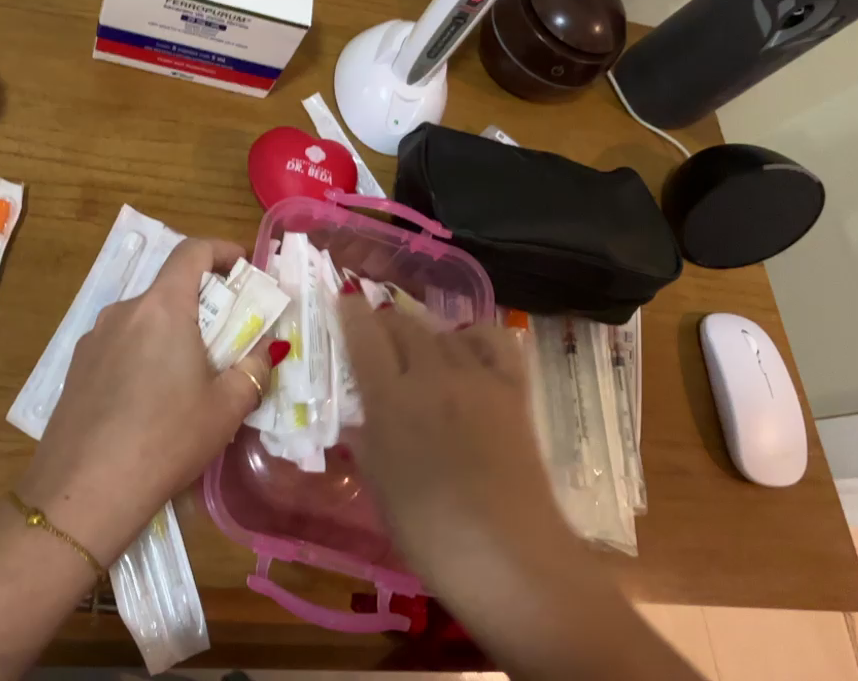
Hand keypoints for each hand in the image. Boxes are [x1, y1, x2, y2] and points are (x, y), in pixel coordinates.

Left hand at [18, 238, 275, 564]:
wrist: (83, 491)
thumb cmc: (166, 439)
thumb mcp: (225, 408)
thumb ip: (252, 370)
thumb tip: (266, 350)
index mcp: (162, 307)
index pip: (191, 251)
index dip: (221, 249)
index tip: (243, 266)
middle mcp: (124, 311)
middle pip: (168, 288)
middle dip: (203, 302)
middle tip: (229, 336)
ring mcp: (94, 338)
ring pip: (144, 319)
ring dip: (172, 331)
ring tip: (191, 376)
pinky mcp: (77, 367)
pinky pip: (121, 345)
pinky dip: (144, 353)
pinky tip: (151, 401)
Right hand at [338, 293, 577, 604]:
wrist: (508, 559)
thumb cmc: (429, 532)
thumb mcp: (379, 485)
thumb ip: (364, 441)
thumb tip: (355, 416)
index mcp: (390, 400)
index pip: (364, 334)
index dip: (351, 311)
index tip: (344, 300)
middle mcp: (431, 376)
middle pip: (403, 324)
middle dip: (384, 321)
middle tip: (376, 335)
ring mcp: (476, 379)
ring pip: (443, 332)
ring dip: (424, 334)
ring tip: (418, 351)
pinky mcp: (513, 390)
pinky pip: (493, 341)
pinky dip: (474, 336)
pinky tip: (466, 349)